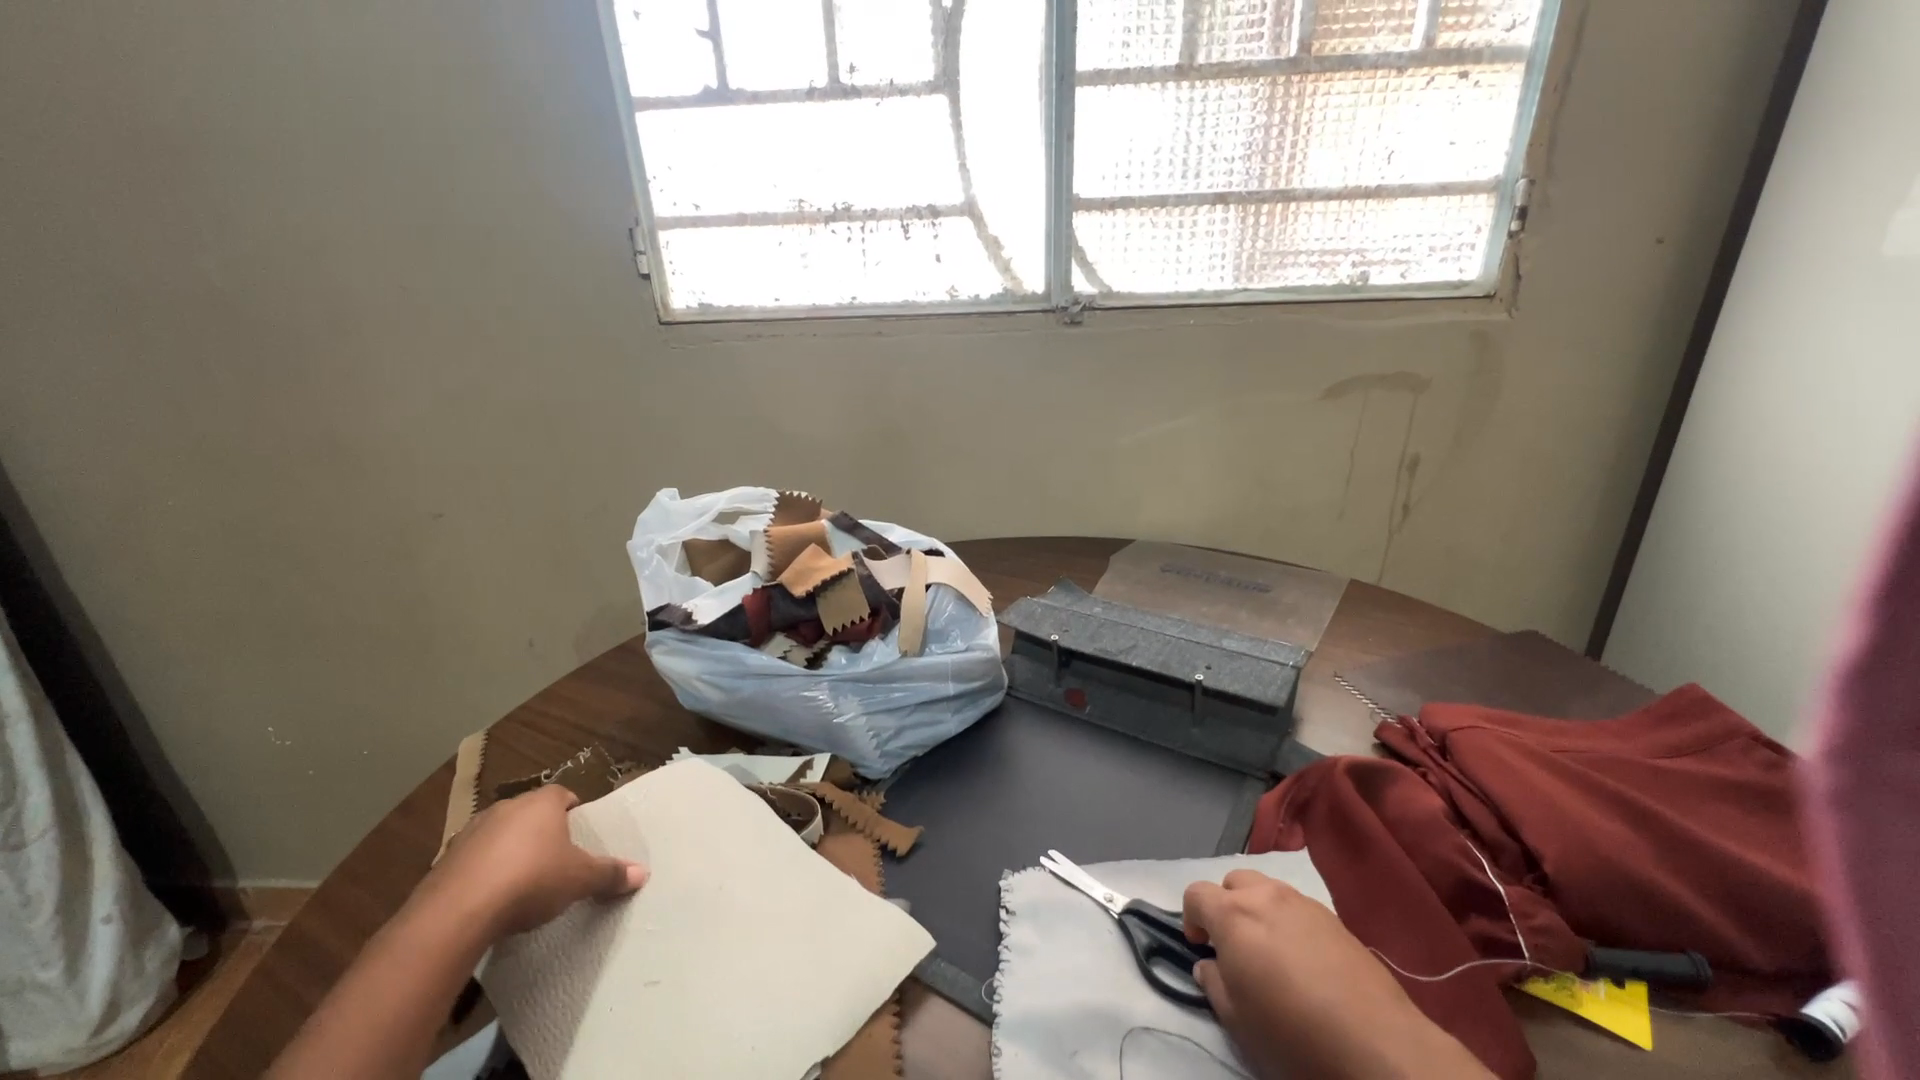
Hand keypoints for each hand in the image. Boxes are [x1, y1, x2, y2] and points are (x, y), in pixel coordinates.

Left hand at [423, 784, 647, 938]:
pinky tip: (491, 897)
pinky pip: (474, 859)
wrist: (458, 911)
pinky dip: (484, 870)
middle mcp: (505, 807)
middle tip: (556, 858)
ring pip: (499, 834)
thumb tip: (643, 873)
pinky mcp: (446, 859)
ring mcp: (472, 831)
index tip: (579, 831)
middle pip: (530, 813)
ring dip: (510, 850)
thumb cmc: (531, 880)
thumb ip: (610, 874)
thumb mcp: (580, 879)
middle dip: (542, 831)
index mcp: (542, 804)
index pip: (563, 794)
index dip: (573, 810)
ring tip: (523, 880)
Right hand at [1182, 870, 1491, 1079]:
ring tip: (1271, 954)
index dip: (1191, 918)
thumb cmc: (1292, 1031)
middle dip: (1226, 906)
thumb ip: (1213, 982)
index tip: (1201, 948)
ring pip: (1268, 890)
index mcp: (1234, 915)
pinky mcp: (1336, 919)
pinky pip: (1298, 908)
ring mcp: (1305, 904)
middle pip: (1234, 882)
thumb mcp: (1236, 1018)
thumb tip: (1209, 965)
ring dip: (1258, 911)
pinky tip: (1304, 962)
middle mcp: (1267, 897)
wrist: (1376, 1043)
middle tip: (1234, 947)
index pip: (1196, 893)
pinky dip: (1289, 922)